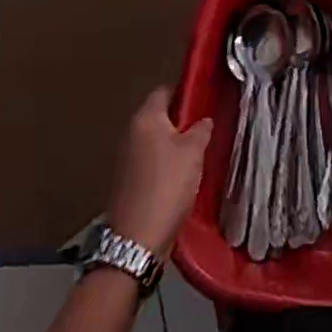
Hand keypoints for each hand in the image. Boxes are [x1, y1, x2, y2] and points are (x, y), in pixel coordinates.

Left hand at [106, 87, 213, 253]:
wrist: (136, 240)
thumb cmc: (167, 185)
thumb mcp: (193, 153)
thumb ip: (201, 129)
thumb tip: (204, 120)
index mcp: (145, 118)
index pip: (164, 91)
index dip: (184, 93)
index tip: (204, 101)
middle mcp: (131, 132)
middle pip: (159, 115)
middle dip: (181, 121)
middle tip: (205, 129)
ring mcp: (126, 157)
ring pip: (155, 140)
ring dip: (173, 144)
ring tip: (197, 154)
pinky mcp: (126, 180)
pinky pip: (150, 160)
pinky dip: (164, 164)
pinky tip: (181, 177)